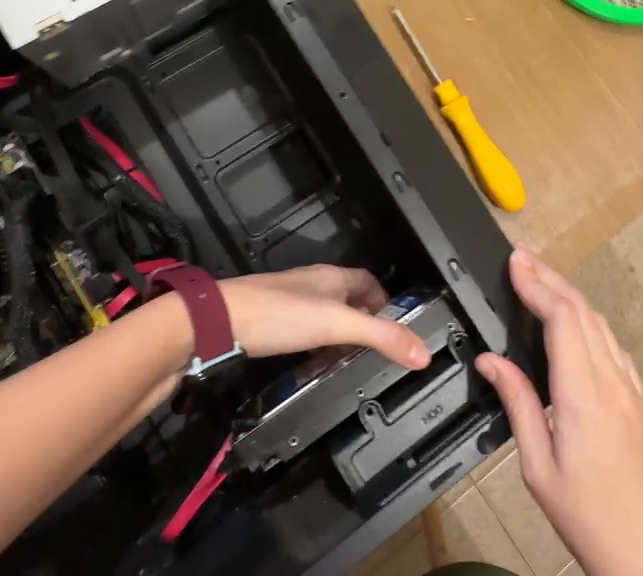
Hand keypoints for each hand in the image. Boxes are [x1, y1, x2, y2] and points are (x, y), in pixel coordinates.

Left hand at [220, 265, 431, 369]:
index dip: (385, 301)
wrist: (218, 322)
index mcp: (332, 278)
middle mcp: (312, 285)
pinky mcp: (271, 322)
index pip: (369, 281)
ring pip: (325, 317)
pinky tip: (313, 366)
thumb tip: (424, 352)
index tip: (396, 328)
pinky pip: (304, 332)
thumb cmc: (278, 315)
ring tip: (348, 364)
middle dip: (364, 324)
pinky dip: (316, 348)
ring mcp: (289, 302)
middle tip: (375, 353)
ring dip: (339, 339)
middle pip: (348, 300)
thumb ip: (380, 337)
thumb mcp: (337, 325)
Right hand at [474, 246, 642, 575]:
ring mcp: (630, 391)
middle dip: (550, 276)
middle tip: (522, 256)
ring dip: (569, 295)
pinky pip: (613, 346)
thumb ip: (517, 404)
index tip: (514, 261)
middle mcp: (612, 383)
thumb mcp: (537, 466)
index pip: (561, 318)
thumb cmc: (593, 518)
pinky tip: (575, 325)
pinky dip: (588, 321)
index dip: (536, 283)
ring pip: (600, 324)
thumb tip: (491, 362)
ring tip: (541, 279)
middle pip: (582, 310)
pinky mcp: (638, 404)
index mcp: (583, 394)